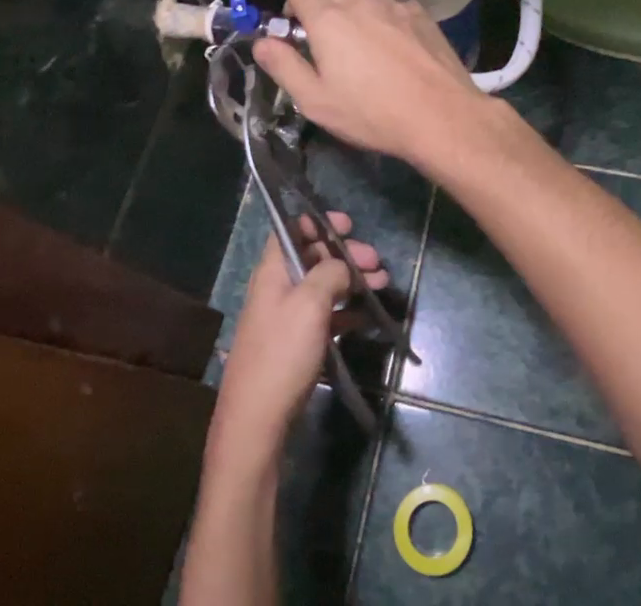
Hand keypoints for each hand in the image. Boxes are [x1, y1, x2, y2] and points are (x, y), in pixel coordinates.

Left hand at [213, 212, 389, 448]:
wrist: (258, 418)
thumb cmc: (282, 353)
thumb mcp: (309, 304)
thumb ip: (329, 274)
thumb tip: (342, 265)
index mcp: (272, 272)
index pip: (289, 230)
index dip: (316, 223)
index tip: (348, 225)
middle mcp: (277, 288)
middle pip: (312, 258)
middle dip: (345, 255)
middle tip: (377, 263)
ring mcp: (287, 317)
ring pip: (323, 287)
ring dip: (352, 282)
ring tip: (382, 285)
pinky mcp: (297, 343)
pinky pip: (326, 316)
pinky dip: (347, 311)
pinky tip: (369, 317)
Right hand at [253, 0, 488, 163]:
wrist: (440, 116)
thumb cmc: (371, 113)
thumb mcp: (315, 100)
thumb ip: (283, 66)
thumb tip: (261, 43)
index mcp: (329, 18)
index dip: (293, 12)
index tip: (297, 38)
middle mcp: (362, 1)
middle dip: (323, 14)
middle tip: (328, 51)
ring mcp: (396, 5)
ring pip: (365, 0)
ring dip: (356, 16)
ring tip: (363, 52)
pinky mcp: (423, 16)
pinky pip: (394, 10)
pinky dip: (386, 23)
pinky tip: (395, 53)